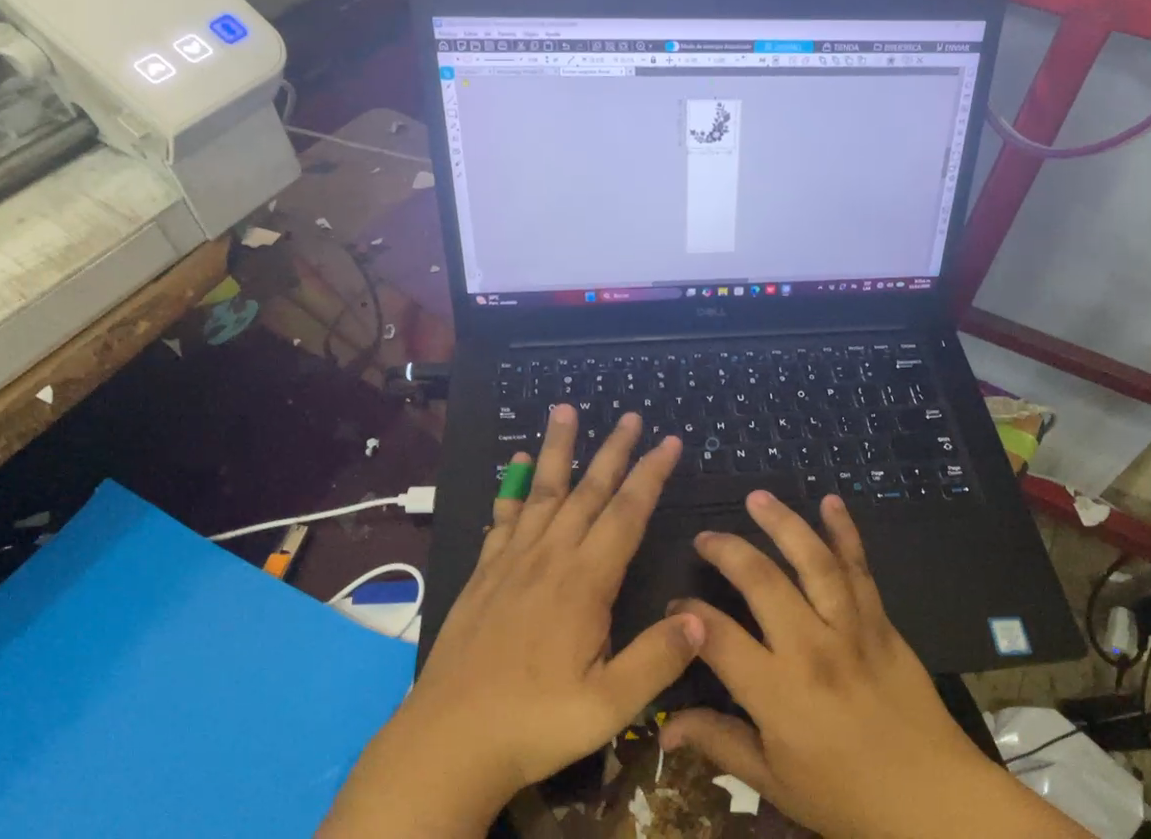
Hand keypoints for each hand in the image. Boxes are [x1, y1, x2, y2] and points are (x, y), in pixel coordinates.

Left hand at [320, 407, 699, 836]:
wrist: (449, 741)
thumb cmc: (535, 723)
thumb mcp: (611, 705)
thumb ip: (658, 658)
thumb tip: (701, 617)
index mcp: (584, 583)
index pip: (626, 515)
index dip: (651, 475)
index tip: (669, 441)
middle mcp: (549, 559)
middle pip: (587, 491)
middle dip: (613, 450)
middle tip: (631, 415)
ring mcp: (511, 563)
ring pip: (542, 492)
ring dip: (557, 450)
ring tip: (565, 410)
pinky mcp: (483, 575)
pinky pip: (503, 518)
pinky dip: (513, 487)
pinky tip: (516, 467)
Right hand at [661, 492, 1087, 838]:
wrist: (932, 797)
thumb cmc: (846, 796)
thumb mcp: (774, 782)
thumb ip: (720, 743)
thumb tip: (665, 727)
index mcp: (777, 691)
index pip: (717, 636)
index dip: (686, 616)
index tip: (674, 607)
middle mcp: (811, 647)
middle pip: (762, 581)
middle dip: (727, 551)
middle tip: (705, 539)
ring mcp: (851, 629)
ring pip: (813, 561)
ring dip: (784, 523)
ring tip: (758, 498)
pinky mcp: (882, 623)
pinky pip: (861, 569)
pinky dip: (846, 532)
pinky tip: (831, 502)